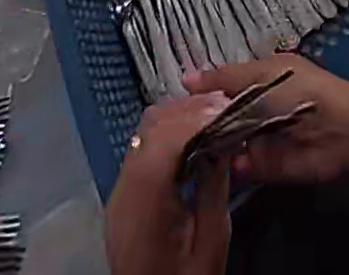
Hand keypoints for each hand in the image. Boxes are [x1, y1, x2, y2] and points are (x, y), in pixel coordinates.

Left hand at [106, 94, 233, 274]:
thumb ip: (216, 186)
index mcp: (144, 206)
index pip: (164, 141)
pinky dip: (170, 129)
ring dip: (180, 115)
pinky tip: (195, 131)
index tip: (227, 108)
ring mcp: (120, 188)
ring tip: (214, 113)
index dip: (196, 117)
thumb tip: (225, 139)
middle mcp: (124, 189)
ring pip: (146, 129)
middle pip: (152, 127)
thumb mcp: (212, 242)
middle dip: (191, 110)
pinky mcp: (125, 189)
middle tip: (226, 105)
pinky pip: (145, 143)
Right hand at [186, 56, 348, 184]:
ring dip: (210, 146)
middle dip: (198, 124)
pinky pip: (237, 167)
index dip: (197, 96)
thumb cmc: (300, 89)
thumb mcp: (260, 75)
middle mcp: (251, 109)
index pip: (216, 88)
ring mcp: (255, 139)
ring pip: (222, 145)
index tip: (173, 104)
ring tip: (193, 146)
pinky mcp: (262, 167)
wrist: (337, 129)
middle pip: (215, 118)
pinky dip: (230, 166)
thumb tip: (186, 78)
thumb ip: (223, 79)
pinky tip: (224, 161)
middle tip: (175, 129)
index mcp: (253, 80)